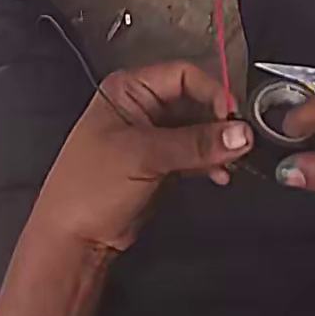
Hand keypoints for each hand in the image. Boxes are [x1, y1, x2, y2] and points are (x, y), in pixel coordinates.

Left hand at [26, 61, 253, 257]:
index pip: (183, 76)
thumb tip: (240, 133)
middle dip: (219, 121)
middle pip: (195, 101)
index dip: (212, 92)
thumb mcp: (144, 156)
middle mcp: (141, 107)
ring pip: (198, 129)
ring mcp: (152, 136)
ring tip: (232, 161)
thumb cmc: (89, 188)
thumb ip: (195, 143)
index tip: (234, 116)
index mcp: (128, 90)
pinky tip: (221, 175)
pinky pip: (195, 154)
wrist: (74, 239)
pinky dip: (210, 162)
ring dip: (217, 145)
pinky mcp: (161, 163)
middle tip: (239, 141)